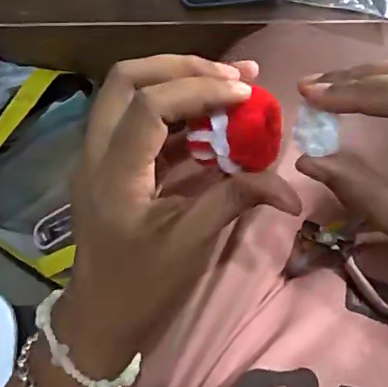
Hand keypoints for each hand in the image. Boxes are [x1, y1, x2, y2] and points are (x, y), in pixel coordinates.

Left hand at [54, 56, 301, 365]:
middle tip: (233, 75)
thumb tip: (291, 191)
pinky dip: (178, 107)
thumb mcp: (192, 244)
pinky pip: (140, 116)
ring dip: (180, 80)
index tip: (246, 94)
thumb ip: (237, 200)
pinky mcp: (112, 161)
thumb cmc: (142, 286)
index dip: (200, 90)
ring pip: (129, 90)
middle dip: (183, 66)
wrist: (99, 319)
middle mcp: (96, 150)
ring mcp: (98, 153)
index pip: (149, 105)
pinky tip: (215, 114)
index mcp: (112, 172)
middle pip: (127, 78)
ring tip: (232, 83)